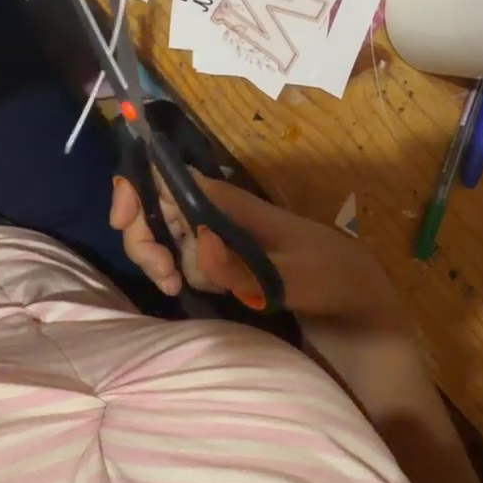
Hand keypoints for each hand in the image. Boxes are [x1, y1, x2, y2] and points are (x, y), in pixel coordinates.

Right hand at [110, 172, 406, 326]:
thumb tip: (196, 242)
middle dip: (144, 237)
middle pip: (155, 207)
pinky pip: (180, 260)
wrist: (359, 308)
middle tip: (162, 276)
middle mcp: (215, 212)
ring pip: (163, 237)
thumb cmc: (330, 280)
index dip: (136, 186)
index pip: (168, 175)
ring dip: (157, 260)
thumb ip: (243, 267)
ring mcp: (216, 238)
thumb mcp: (293, 278)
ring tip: (174, 288)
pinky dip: (172, 273)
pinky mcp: (220, 263)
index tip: (124, 220)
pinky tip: (181, 290)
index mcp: (228, 200)